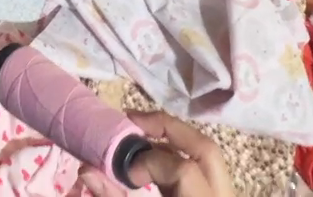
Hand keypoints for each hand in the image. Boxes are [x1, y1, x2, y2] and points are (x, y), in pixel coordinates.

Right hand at [108, 112, 233, 196]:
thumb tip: (87, 170)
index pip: (184, 169)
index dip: (149, 161)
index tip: (126, 171)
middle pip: (205, 148)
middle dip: (166, 127)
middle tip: (132, 123)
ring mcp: (226, 196)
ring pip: (206, 154)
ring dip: (170, 139)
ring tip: (140, 139)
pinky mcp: (219, 195)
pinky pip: (203, 167)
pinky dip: (177, 156)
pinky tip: (155, 163)